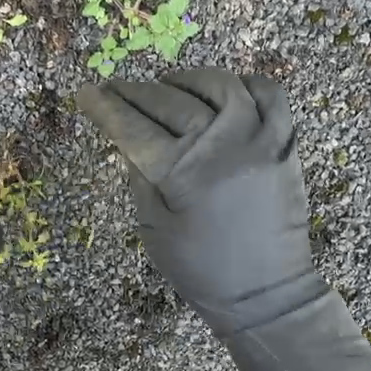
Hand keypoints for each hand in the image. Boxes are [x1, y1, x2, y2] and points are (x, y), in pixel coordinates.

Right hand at [76, 69, 370, 370]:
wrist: (263, 290)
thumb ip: (141, 180)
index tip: (87, 93)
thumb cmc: (198, 267)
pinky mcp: (284, 142)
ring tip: (166, 83)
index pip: (133, 127)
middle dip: (137, 91)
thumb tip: (130, 143)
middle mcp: (219, 144)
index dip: (106, 108)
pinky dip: (244, 83)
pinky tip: (225, 89)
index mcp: (180, 172)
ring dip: (186, 80)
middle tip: (115, 86)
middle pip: (170, 102)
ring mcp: (257, 138)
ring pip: (218, 87)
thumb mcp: (153, 229)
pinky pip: (268, 95)